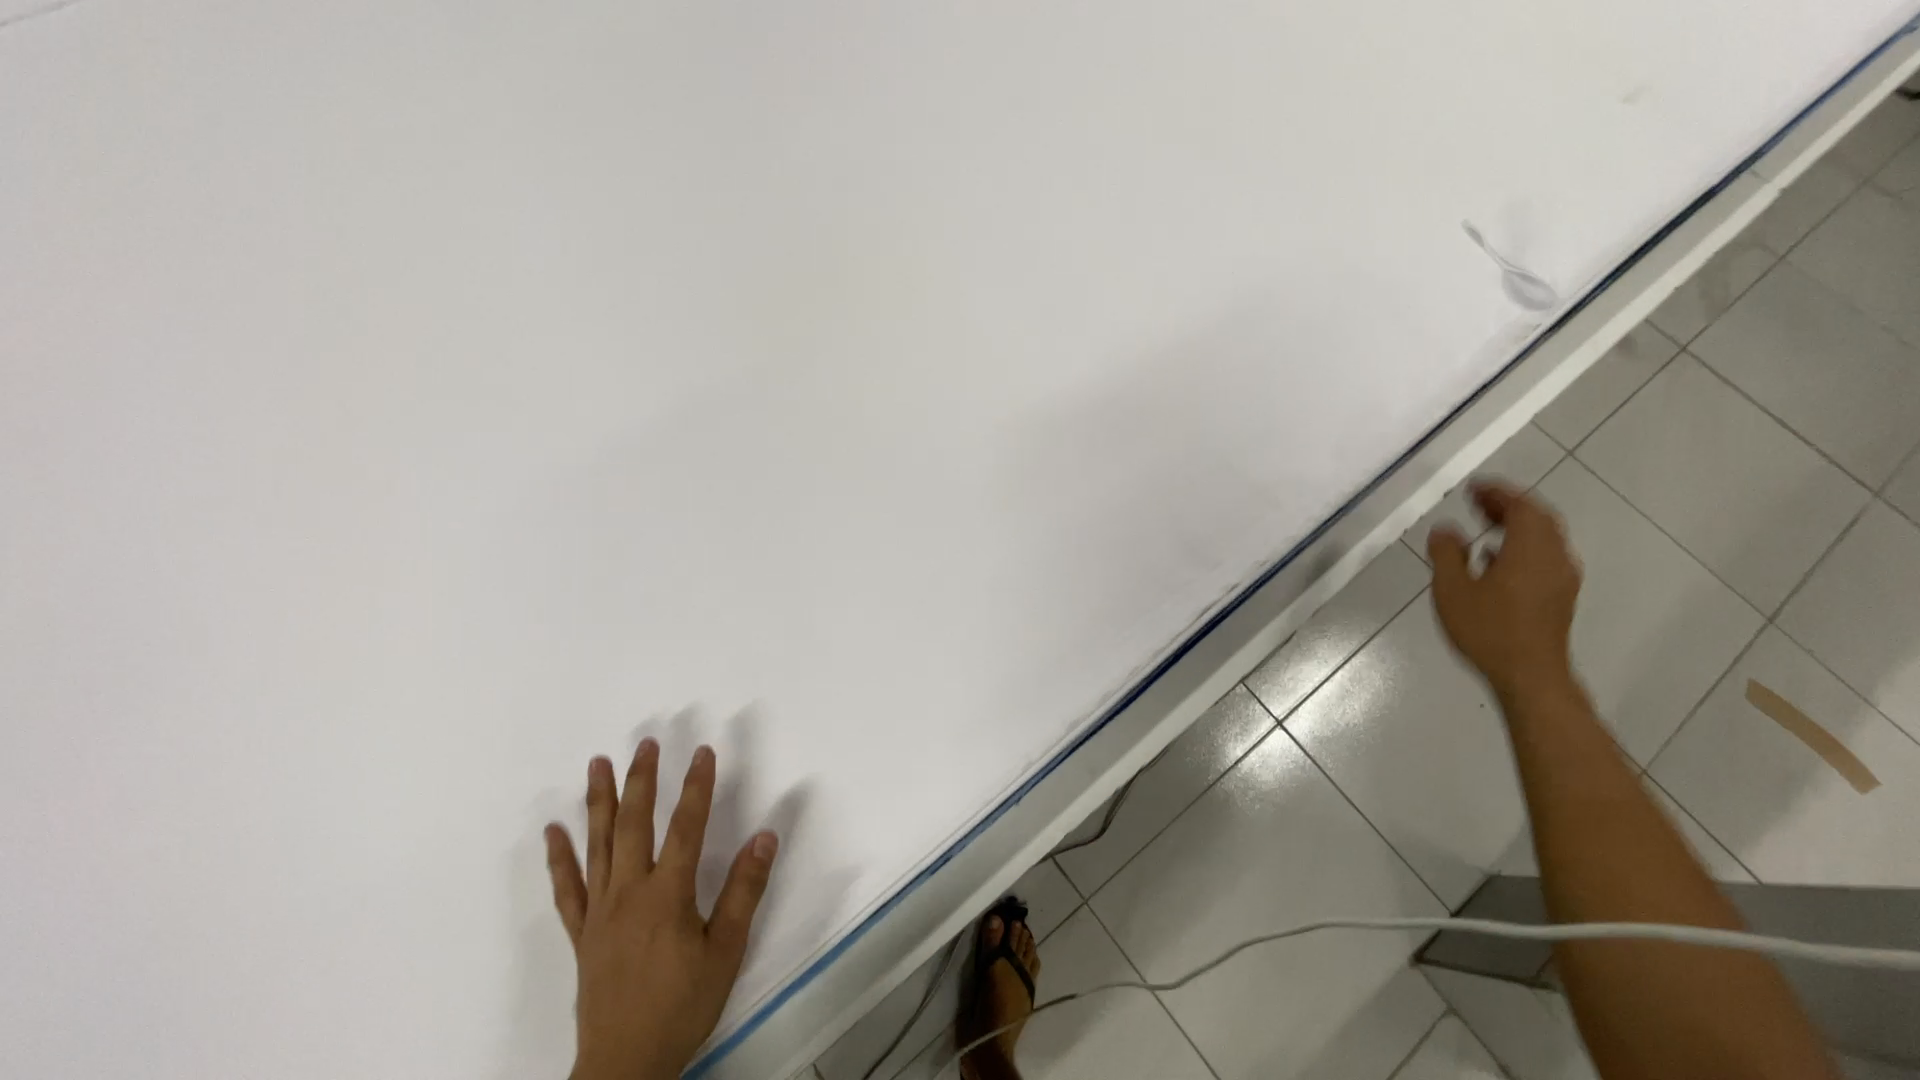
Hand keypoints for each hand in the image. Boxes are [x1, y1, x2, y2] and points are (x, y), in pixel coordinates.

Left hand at [544, 741, 778, 1079]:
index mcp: (667, 894)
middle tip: (645, 743)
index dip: (696, 786)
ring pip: (598, 845)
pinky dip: (559, 857)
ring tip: (598, 764)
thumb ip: (744, 890)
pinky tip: (553, 831)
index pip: (685, 827)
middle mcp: (629, 892)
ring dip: (599, 801)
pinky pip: (567, 887)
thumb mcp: (726, 950)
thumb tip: (765, 836)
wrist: (625, 1062)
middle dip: (642, 780)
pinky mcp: (581, 933)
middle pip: (635, 824)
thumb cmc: (683, 1005)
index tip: (702, 751)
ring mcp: (599, 911)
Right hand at [1427, 481, 1582, 698]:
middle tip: (1477, 503)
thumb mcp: (1452, 590)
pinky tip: (1498, 560)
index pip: (1520, 505)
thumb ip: (1446, 553)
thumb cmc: (1488, 629)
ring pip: (1545, 537)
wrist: (1531, 675)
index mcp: (1530, 548)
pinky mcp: (1561, 595)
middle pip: (1538, 517)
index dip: (1496, 492)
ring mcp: (1562, 577)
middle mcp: (1554, 556)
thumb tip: (1445, 529)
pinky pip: (1545, 556)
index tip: (1472, 488)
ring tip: (1486, 528)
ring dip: (1518, 525)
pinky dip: (1524, 545)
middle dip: (1508, 505)